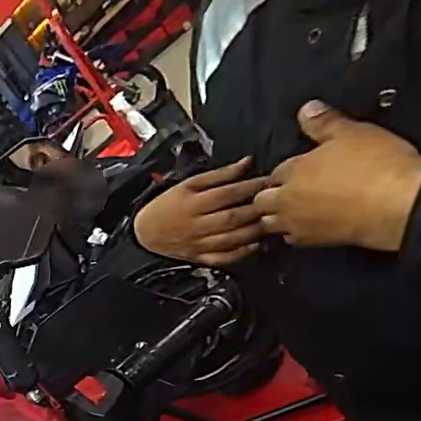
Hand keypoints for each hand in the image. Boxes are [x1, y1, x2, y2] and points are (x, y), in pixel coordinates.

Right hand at [132, 157, 274, 266]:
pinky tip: (255, 244)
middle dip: (256, 210)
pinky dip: (241, 253)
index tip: (269, 181)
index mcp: (193, 202)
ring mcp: (198, 244)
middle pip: (232, 218)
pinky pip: (223, 258)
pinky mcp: (199, 258)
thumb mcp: (189, 184)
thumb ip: (219, 175)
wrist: (145, 231)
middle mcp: (196, 225)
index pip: (228, 194)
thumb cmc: (168, 204)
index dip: (251, 187)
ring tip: (269, 222)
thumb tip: (248, 163)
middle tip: (274, 202)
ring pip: (230, 239)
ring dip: (253, 231)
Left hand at [254, 101, 420, 252]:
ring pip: (268, 223)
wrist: (397, 205)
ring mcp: (296, 223)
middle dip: (269, 196)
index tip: (296, 171)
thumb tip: (306, 109)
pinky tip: (303, 227)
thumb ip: (324, 123)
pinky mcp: (310, 242)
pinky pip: (289, 240)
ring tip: (289, 210)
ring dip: (274, 217)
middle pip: (262, 201)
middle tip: (286, 192)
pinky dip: (292, 234)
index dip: (286, 171)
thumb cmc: (377, 164)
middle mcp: (287, 200)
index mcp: (293, 172)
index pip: (275, 172)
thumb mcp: (351, 133)